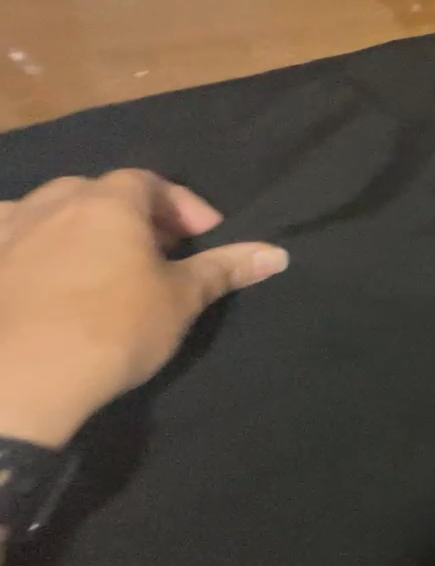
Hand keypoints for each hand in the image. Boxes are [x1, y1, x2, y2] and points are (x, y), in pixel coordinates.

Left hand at [0, 170, 287, 448]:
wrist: (16, 384)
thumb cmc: (113, 328)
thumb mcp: (185, 297)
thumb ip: (226, 268)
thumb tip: (278, 253)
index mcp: (103, 208)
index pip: (146, 181)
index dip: (180, 203)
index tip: (202, 237)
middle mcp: (43, 211)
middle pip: (87, 190)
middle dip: (124, 210)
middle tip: (151, 247)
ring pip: (30, 212)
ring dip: (63, 224)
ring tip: (88, 258)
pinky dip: (17, 251)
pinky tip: (32, 277)